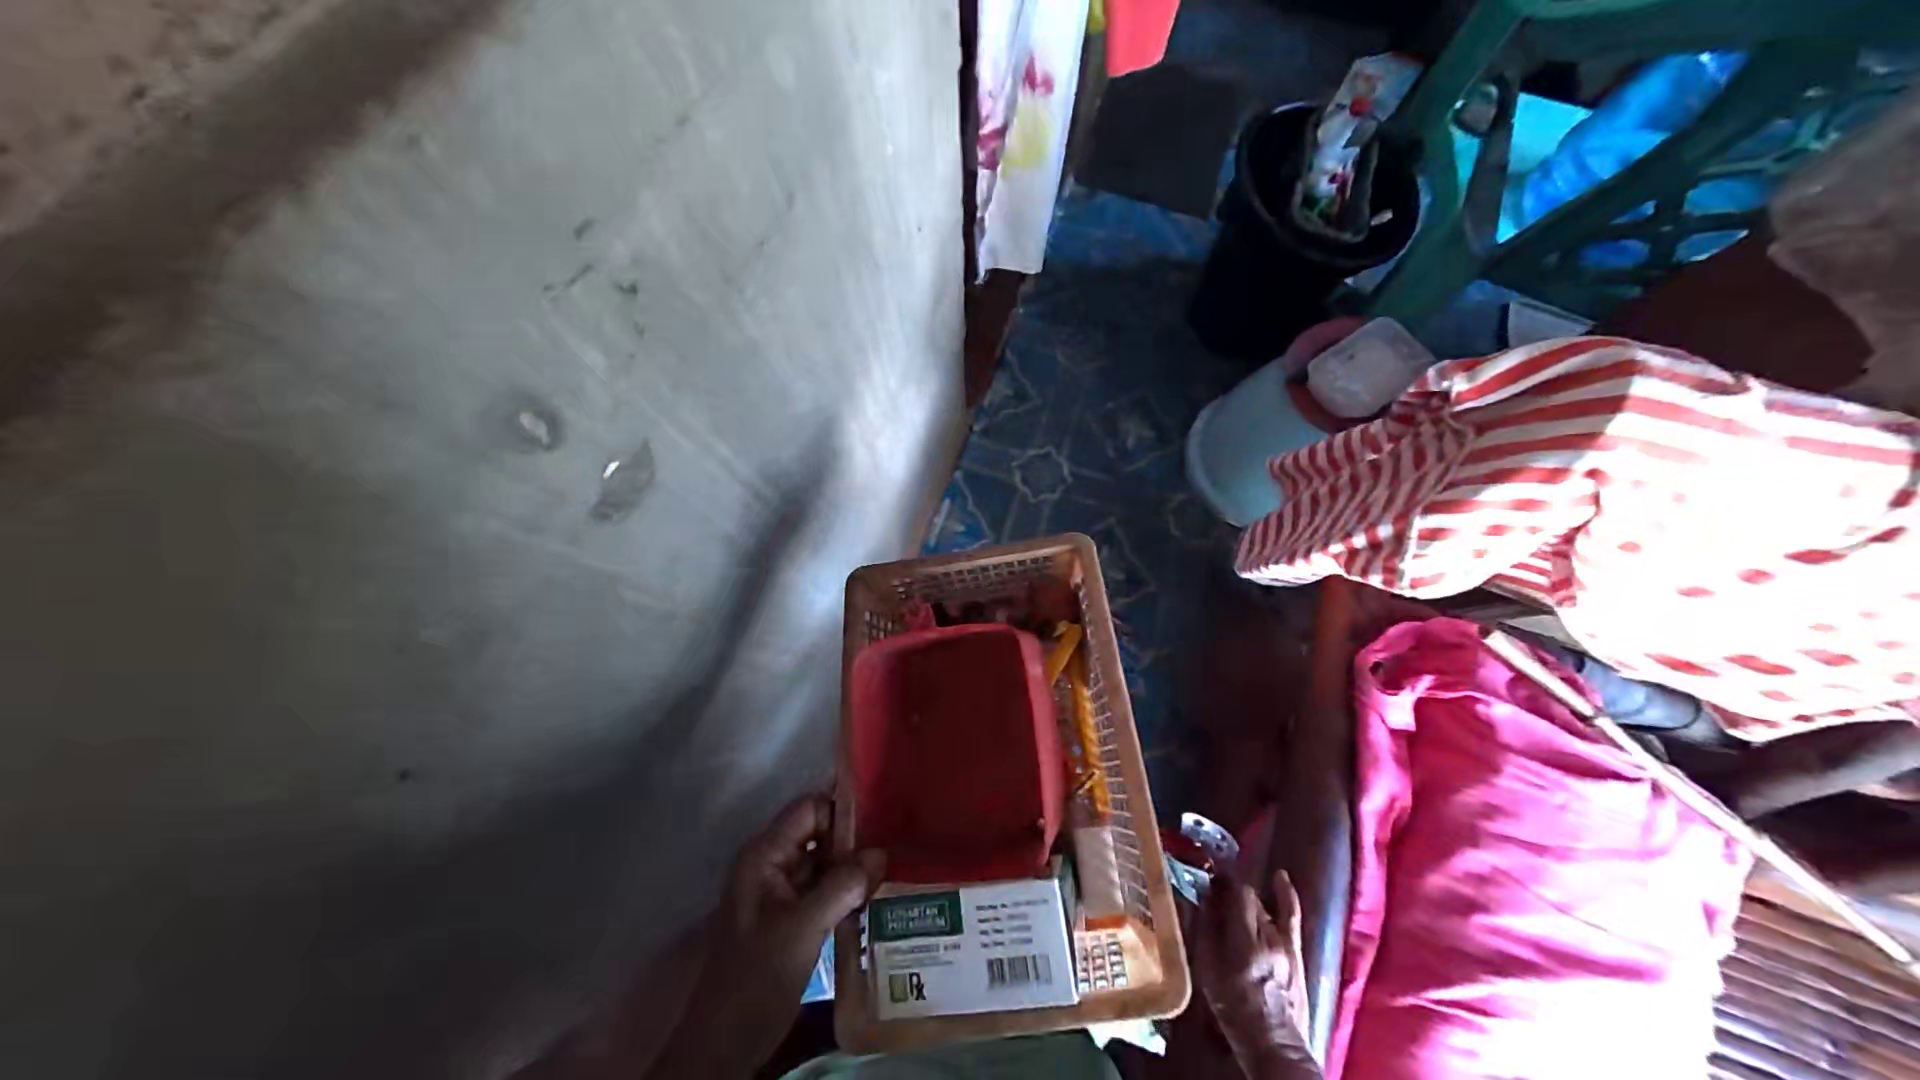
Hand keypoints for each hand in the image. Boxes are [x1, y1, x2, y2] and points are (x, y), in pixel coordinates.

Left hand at [647, 795, 882, 1079]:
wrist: (726, 1043)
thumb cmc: (757, 977)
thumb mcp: (803, 929)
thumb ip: (842, 886)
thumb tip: (881, 853)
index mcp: (763, 855)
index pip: (808, 809)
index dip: (841, 811)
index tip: (880, 820)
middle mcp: (770, 863)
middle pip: (817, 831)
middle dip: (852, 838)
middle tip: (893, 844)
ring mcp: (779, 889)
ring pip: (822, 859)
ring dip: (852, 864)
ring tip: (892, 867)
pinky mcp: (790, 913)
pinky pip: (822, 885)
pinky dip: (845, 886)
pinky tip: (875, 893)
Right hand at [1192, 871, 1319, 1079]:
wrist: (1274, 1046)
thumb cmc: (1234, 1011)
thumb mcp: (1209, 973)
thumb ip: (1205, 933)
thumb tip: (1203, 900)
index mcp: (1245, 944)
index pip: (1237, 895)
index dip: (1222, 880)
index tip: (1207, 876)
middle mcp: (1269, 939)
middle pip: (1250, 898)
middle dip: (1231, 891)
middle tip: (1213, 892)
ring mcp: (1287, 945)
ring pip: (1265, 907)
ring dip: (1248, 898)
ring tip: (1233, 894)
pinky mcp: (1297, 952)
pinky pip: (1291, 915)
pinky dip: (1286, 894)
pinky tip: (1280, 877)